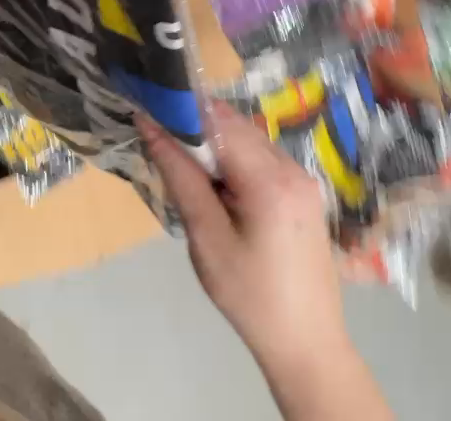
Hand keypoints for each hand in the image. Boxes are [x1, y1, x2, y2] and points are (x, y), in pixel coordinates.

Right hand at [139, 103, 342, 368]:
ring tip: (178, 159)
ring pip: (246, 137)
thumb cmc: (249, 293)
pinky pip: (259, 155)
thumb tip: (150, 125)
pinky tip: (210, 180)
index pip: (217, 122)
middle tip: (154, 134)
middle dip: (192, 122)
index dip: (178, 110)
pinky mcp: (303, 193)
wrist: (306, 343)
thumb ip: (179, 175)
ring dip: (211, 139)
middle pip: (234, 124)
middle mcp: (293, 169)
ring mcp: (303, 180)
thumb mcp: (205, 235)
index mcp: (270, 180)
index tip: (144, 106)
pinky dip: (230, 156)